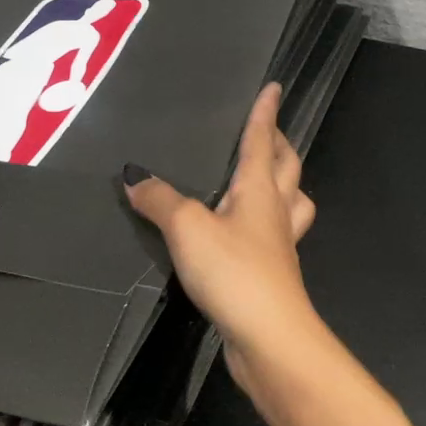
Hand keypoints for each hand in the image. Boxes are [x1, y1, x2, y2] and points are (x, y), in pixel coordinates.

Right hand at [123, 84, 318, 384]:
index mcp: (259, 190)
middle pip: (287, 168)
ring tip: (270, 179)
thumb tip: (134, 177)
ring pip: (292, 202)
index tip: (274, 87)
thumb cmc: (234, 271)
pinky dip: (268, 222)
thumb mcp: (188, 229)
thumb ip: (160, 200)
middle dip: (280, 145)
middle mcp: (275, 211)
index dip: (265, 113)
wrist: (269, 338)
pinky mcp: (273, 275)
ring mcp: (279, 245)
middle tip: (271, 131)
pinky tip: (247, 233)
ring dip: (285, 184)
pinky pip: (277, 235)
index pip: (262, 141)